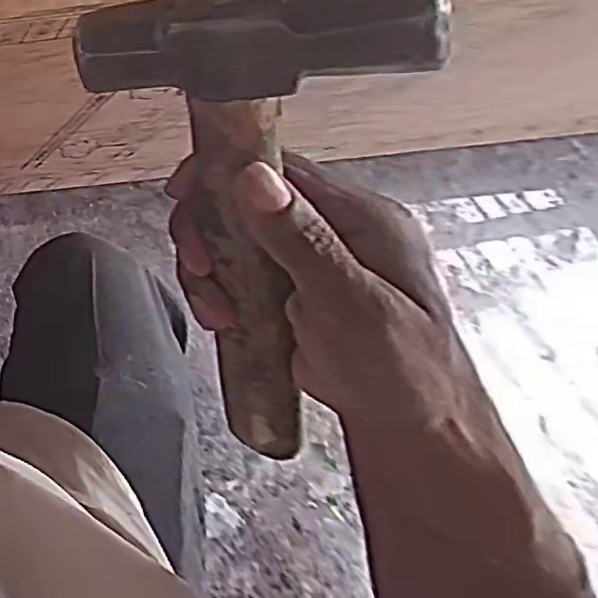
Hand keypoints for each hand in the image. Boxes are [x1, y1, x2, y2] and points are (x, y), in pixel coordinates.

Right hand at [167, 153, 481, 436]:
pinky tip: (222, 315)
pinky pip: (228, 264)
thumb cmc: (399, 371)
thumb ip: (299, 237)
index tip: (181, 195)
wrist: (416, 433)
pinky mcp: (283, 281)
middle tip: (199, 267)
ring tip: (215, 306)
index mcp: (360, 216)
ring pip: (224, 233)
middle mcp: (332, 225)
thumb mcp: (348, 301)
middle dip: (204, 231)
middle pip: (236, 198)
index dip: (218, 172)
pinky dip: (213, 287)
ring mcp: (306, 254)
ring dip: (205, 267)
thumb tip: (252, 174)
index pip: (272, 164)